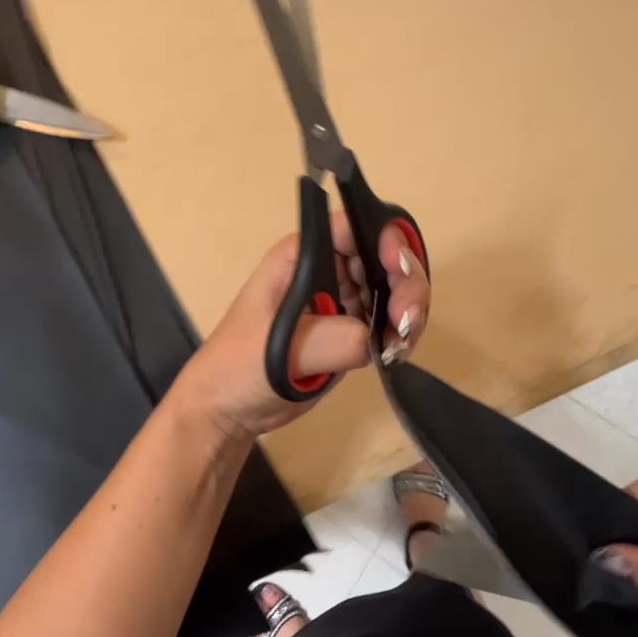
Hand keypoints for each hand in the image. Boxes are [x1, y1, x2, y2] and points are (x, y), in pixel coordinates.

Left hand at [171, 216, 429, 439]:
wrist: (229, 409)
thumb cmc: (238, 366)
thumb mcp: (280, 349)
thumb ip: (330, 340)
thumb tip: (371, 339)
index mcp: (302, 255)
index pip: (354, 227)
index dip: (385, 240)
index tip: (398, 272)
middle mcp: (326, 269)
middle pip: (385, 255)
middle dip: (406, 283)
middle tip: (405, 322)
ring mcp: (341, 300)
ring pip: (394, 288)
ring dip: (408, 312)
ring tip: (399, 345)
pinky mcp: (351, 331)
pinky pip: (390, 321)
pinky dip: (402, 334)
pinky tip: (395, 355)